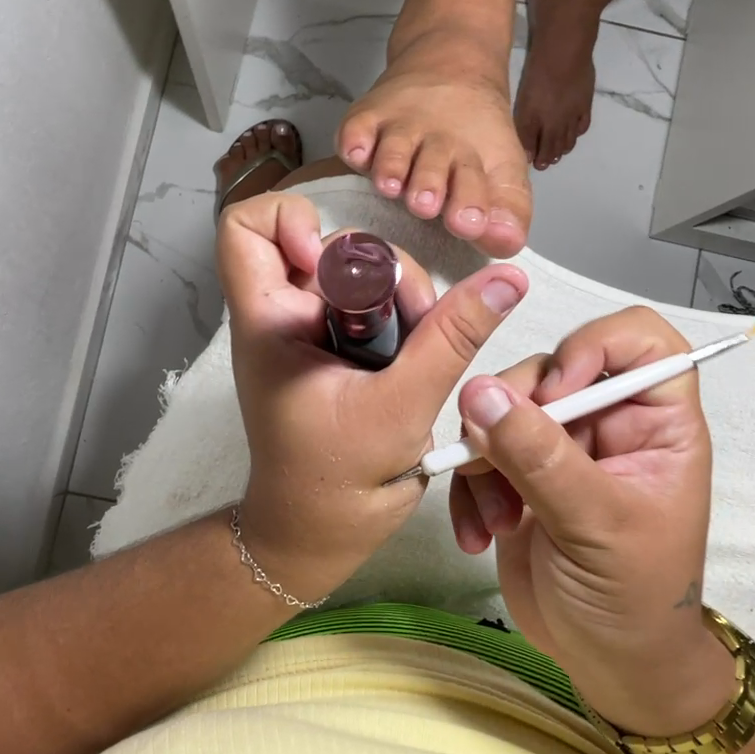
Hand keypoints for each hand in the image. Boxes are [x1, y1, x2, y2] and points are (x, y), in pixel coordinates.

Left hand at [217, 192, 527, 601]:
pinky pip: (377, 305)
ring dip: (405, 300)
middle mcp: (286, 314)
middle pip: (332, 245)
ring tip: (422, 352)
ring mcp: (315, 330)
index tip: (333, 264)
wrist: (321, 533)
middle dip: (383, 272)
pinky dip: (406, 318)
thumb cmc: (336, 481)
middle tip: (413, 323)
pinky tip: (422, 355)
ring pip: (364, 274)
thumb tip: (507, 278)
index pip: (246, 228)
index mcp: (269, 321)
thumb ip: (451, 339)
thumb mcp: (401, 407)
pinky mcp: (341, 347)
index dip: (289, 221)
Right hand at [449, 307, 738, 736]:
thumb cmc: (633, 598)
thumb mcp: (596, 525)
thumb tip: (481, 392)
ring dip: (485, 458)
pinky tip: (478, 534)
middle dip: (515, 414)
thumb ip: (540, 457)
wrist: (605, 664)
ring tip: (496, 516)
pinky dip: (470, 489)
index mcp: (655, 422)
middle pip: (551, 369)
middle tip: (496, 460)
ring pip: (504, 408)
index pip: (637, 341)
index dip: (593, 347)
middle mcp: (606, 422)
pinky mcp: (517, 476)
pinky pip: (479, 451)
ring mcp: (558, 448)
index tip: (556, 393)